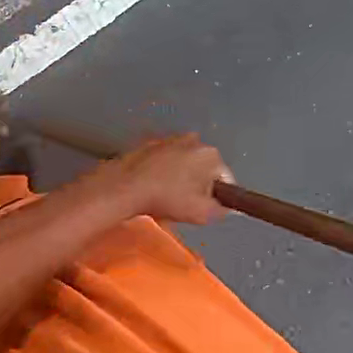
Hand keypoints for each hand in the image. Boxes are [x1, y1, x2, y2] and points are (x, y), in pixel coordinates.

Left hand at [101, 134, 233, 224]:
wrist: (125, 186)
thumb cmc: (167, 198)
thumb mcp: (202, 213)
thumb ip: (221, 210)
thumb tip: (227, 207)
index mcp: (210, 154)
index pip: (225, 179)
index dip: (218, 197)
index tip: (204, 208)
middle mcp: (194, 140)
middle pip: (205, 169)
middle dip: (198, 186)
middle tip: (185, 204)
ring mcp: (171, 139)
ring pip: (185, 164)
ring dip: (180, 179)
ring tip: (166, 197)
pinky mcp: (151, 143)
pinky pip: (166, 161)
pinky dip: (164, 172)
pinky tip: (154, 187)